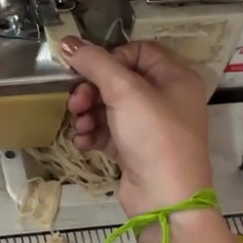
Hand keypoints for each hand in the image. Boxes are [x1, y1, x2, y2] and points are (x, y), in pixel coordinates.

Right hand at [59, 39, 213, 214]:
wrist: (166, 200)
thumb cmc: (154, 137)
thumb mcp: (124, 92)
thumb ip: (95, 63)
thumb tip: (67, 42)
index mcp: (175, 78)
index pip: (138, 51)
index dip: (110, 58)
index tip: (90, 71)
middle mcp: (166, 99)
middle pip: (119, 80)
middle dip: (92, 89)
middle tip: (76, 101)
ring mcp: (150, 126)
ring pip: (109, 106)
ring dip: (88, 112)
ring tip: (79, 124)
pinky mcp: (135, 149)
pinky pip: (108, 131)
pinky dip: (93, 133)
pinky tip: (83, 142)